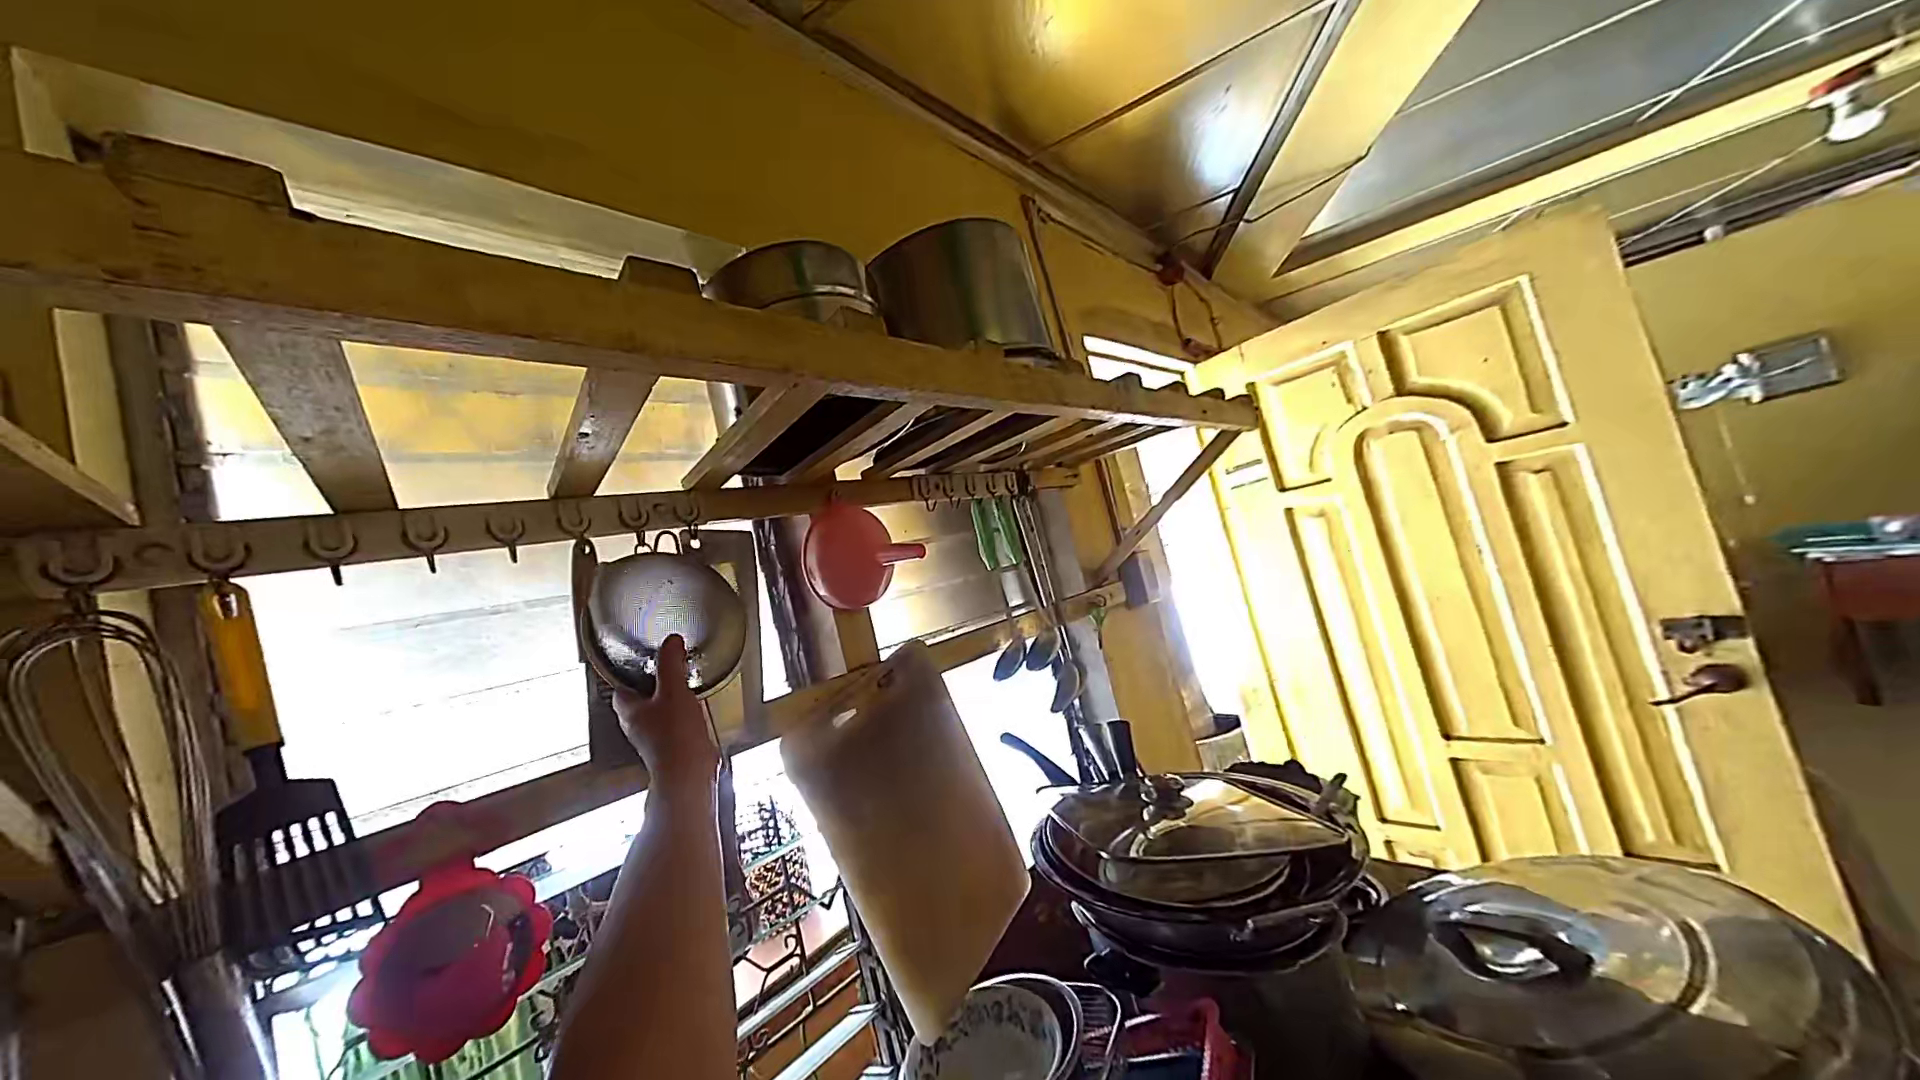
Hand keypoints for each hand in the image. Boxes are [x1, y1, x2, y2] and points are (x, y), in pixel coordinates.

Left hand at [613, 635, 720, 790]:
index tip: (643, 658)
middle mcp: (638, 724)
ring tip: (686, 685)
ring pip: (659, 711)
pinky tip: (697, 709)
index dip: (630, 671)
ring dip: (670, 699)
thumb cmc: (674, 736)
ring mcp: (655, 736)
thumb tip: (671, 641)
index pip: (621, 686)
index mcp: (628, 710)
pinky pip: (675, 723)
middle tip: (669, 669)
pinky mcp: (673, 744)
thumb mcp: (674, 690)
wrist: (690, 771)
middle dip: (654, 684)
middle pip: (641, 698)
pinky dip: (683, 714)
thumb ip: (671, 663)